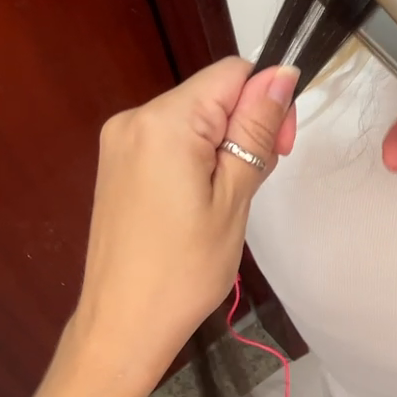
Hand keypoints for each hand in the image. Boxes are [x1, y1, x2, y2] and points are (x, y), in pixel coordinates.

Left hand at [70, 57, 297, 382]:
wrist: (123, 324)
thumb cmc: (183, 272)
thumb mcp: (233, 198)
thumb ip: (255, 130)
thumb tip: (281, 73)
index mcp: (163, 121)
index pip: (232, 73)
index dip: (267, 102)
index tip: (277, 152)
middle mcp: (133, 118)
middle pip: (211, 93)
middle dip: (244, 128)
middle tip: (250, 187)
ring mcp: (118, 142)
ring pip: (192, 119)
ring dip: (221, 147)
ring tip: (223, 203)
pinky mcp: (115, 165)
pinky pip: (168, 141)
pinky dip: (194, 159)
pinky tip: (198, 202)